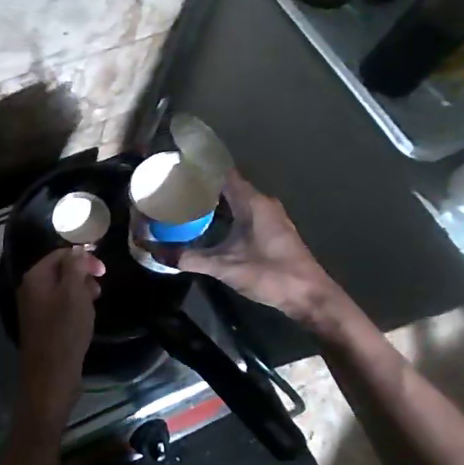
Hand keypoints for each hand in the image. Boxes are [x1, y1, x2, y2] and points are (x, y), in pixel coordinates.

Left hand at [17, 247, 104, 410]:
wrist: (51, 376)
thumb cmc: (64, 331)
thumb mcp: (75, 293)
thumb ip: (75, 267)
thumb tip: (77, 249)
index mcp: (35, 278)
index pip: (60, 254)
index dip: (83, 258)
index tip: (103, 271)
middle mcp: (31, 290)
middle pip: (60, 271)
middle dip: (82, 276)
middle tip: (98, 291)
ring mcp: (35, 309)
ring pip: (62, 289)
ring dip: (81, 293)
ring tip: (93, 306)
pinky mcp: (42, 326)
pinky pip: (61, 306)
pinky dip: (75, 308)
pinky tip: (85, 319)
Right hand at [172, 171, 344, 330]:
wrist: (309, 296)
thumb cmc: (270, 274)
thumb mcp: (225, 267)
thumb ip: (189, 258)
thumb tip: (154, 251)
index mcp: (253, 202)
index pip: (224, 173)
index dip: (201, 168)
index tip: (177, 168)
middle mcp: (263, 203)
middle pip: (229, 186)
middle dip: (204, 187)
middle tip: (175, 189)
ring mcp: (271, 217)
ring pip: (238, 201)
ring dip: (216, 202)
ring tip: (186, 205)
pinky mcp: (273, 231)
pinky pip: (245, 213)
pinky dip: (228, 215)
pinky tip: (211, 226)